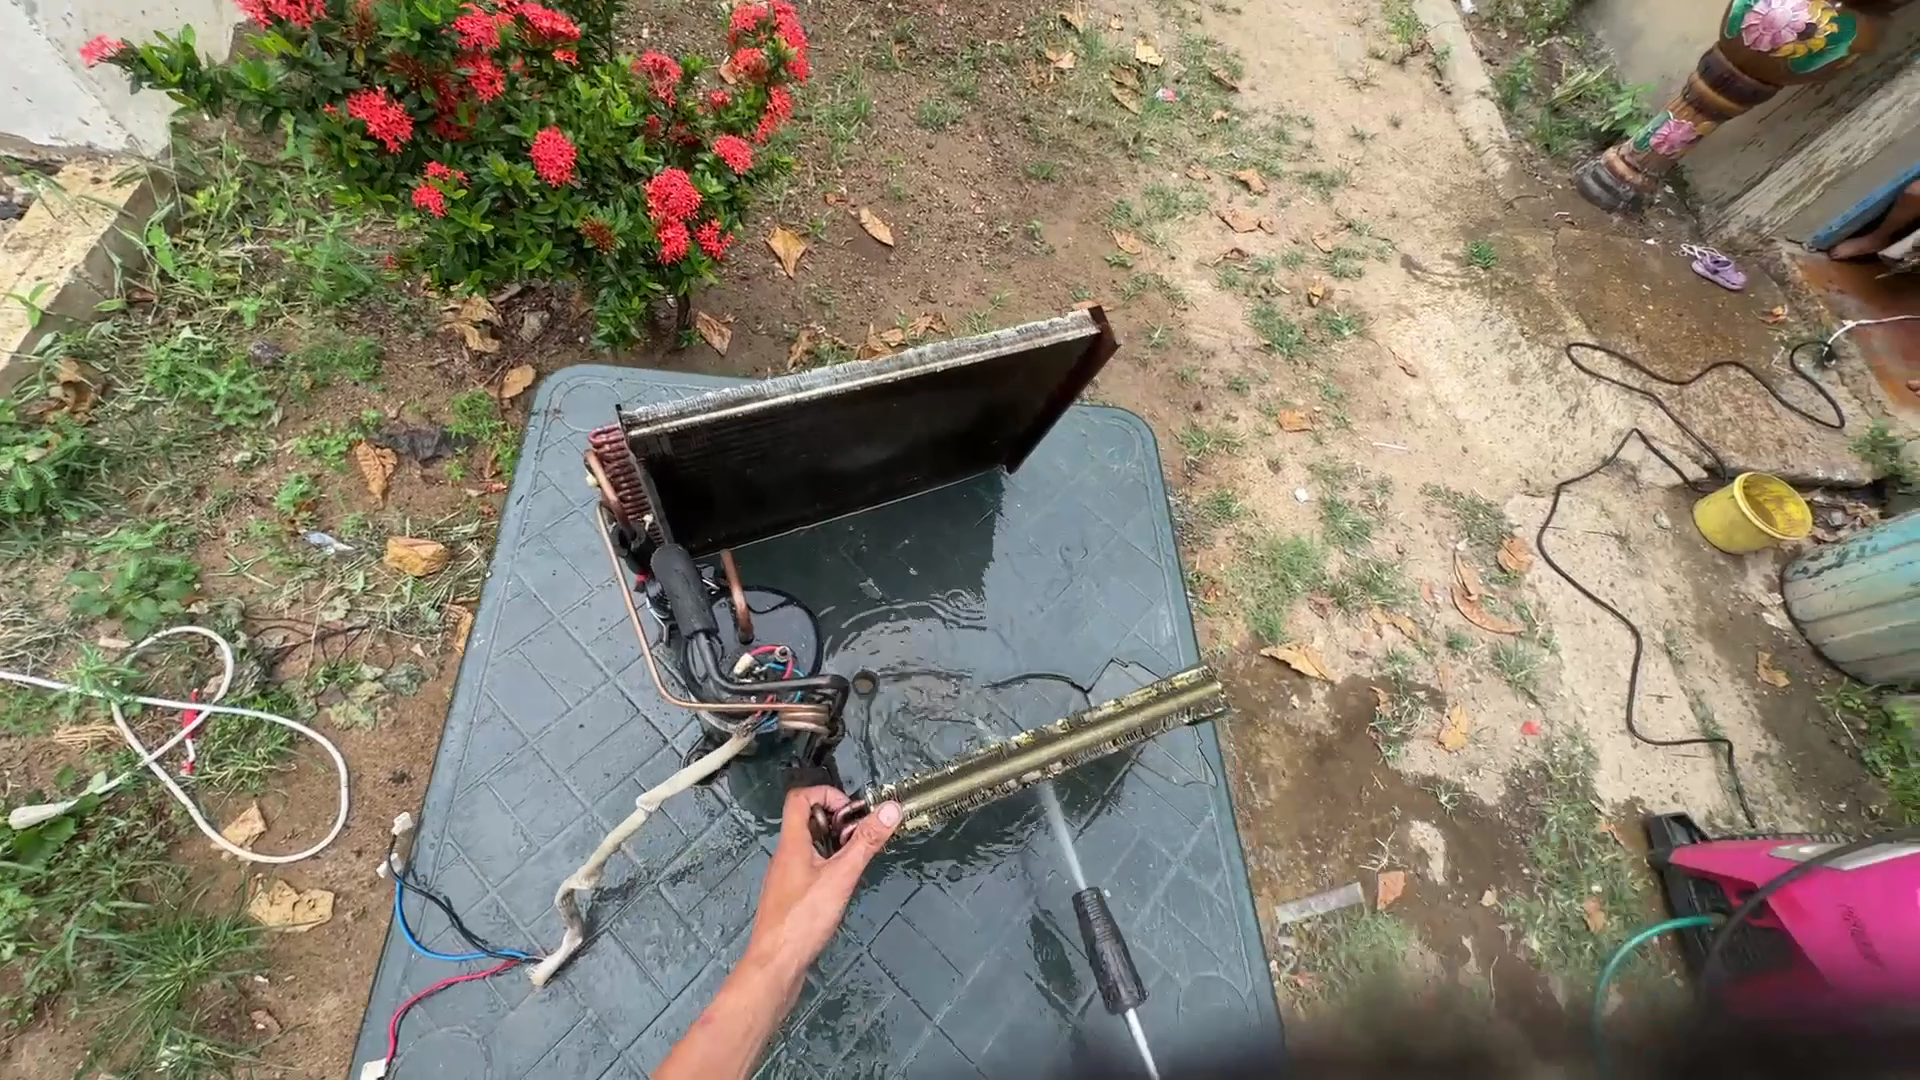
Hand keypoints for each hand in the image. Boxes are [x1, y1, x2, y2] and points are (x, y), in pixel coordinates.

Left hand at [744, 786, 900, 993]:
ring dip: (833, 843)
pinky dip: (827, 865)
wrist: (774, 968)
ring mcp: (785, 877)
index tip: (850, 810)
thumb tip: (890, 810)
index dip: (825, 793)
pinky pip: (808, 867)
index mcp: (792, 843)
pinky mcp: (789, 897)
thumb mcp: (841, 877)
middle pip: (806, 820)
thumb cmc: (803, 920)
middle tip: (857, 834)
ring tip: (854, 858)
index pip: (799, 797)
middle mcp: (785, 855)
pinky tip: (841, 885)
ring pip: (809, 845)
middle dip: (835, 820)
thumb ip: (866, 842)